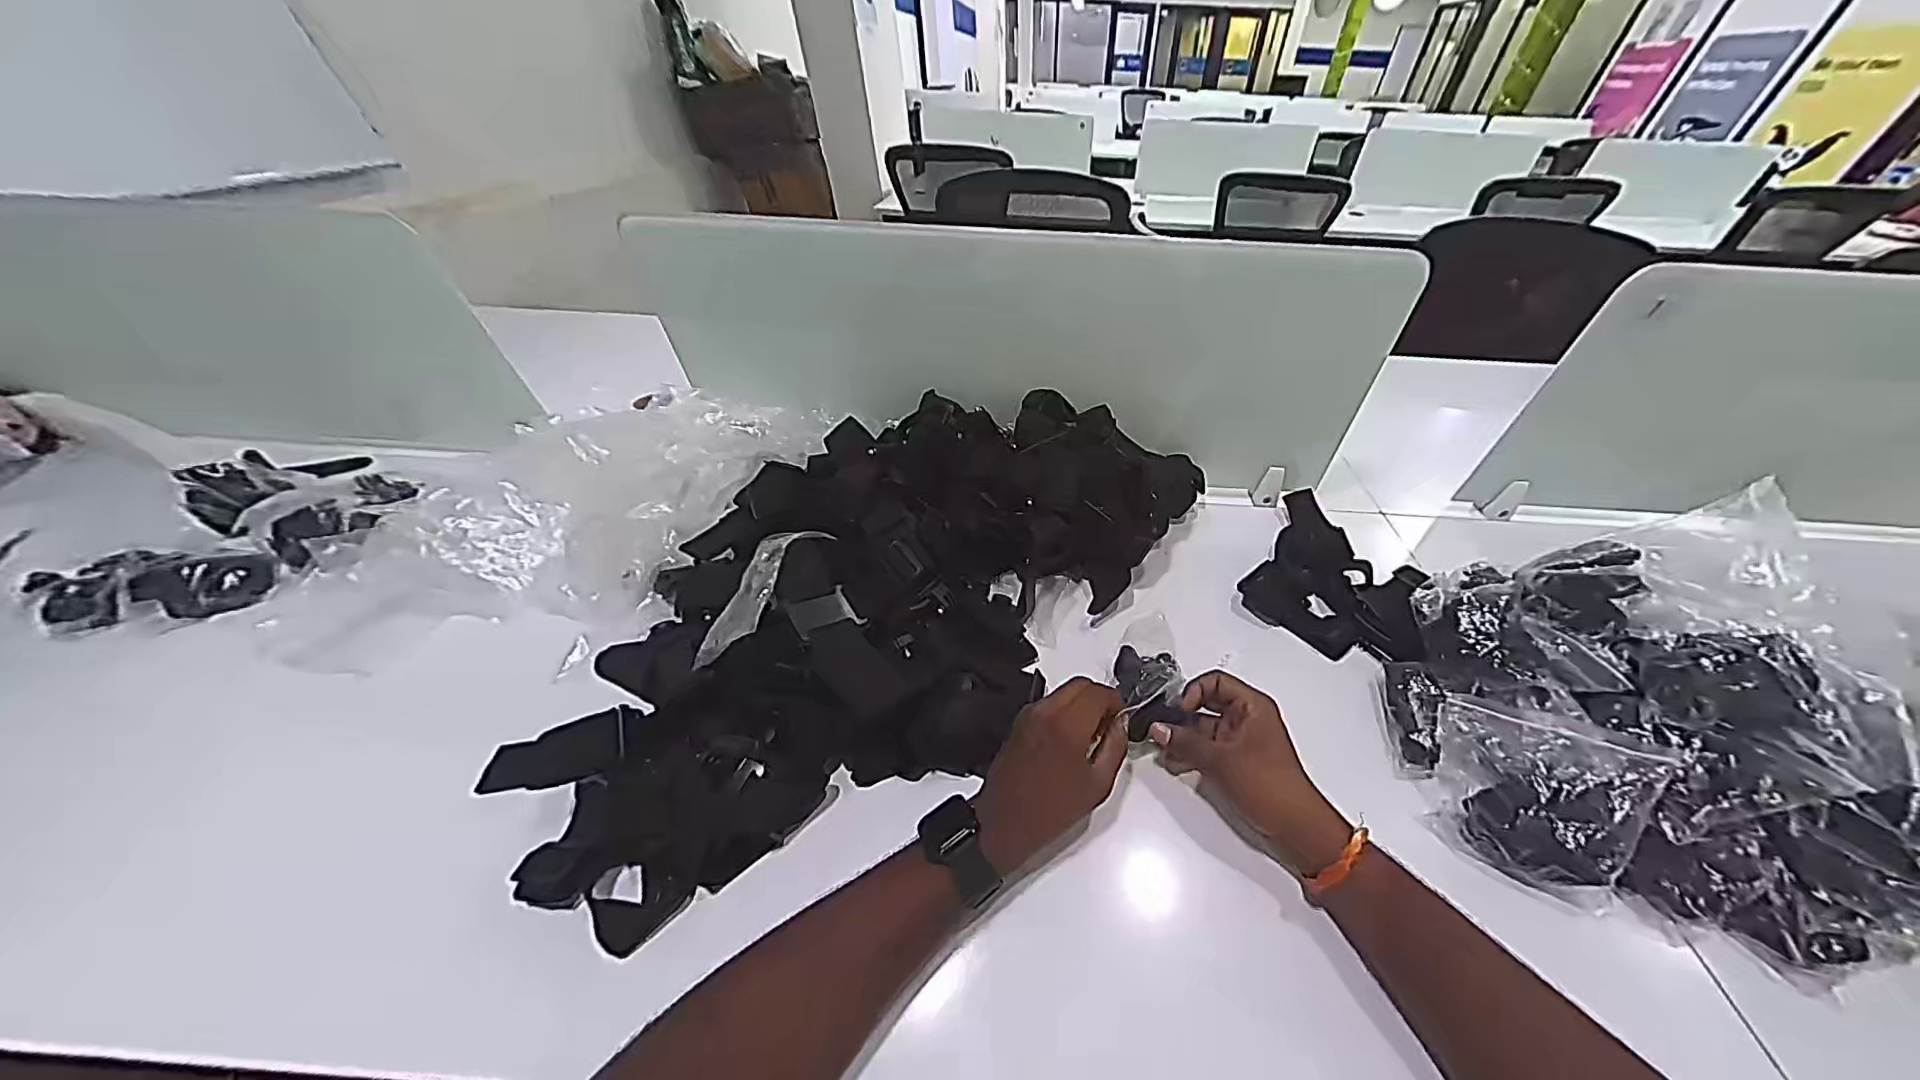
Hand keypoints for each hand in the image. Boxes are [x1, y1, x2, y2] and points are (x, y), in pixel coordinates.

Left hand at [973, 677, 1127, 872]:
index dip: (1115, 701)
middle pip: (1080, 685)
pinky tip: (1069, 741)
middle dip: (1099, 699)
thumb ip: (1115, 747)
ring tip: (1089, 736)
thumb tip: (1121, 725)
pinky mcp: (1018, 722)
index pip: (1098, 692)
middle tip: (1108, 723)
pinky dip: (1063, 712)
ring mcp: (1028, 715)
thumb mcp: (1097, 784)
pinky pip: (1048, 704)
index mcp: (1066, 725)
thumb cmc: (1048, 810)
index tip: (1121, 716)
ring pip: (1063, 692)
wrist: (1005, 821)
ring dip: (1080, 705)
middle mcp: (1044, 712)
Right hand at [1149, 670, 1353, 877]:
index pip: (1215, 682)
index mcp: (1253, 707)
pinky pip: (1207, 749)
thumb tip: (1161, 730)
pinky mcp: (1236, 762)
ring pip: (1204, 730)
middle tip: (1164, 728)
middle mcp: (1248, 720)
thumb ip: (1185, 742)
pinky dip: (1191, 754)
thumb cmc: (1274, 787)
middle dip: (1182, 717)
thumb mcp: (1220, 759)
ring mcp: (1241, 742)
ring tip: (1166, 750)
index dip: (1193, 692)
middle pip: (1206, 705)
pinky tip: (1177, 763)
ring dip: (1183, 739)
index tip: (1179, 709)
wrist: (1294, 827)